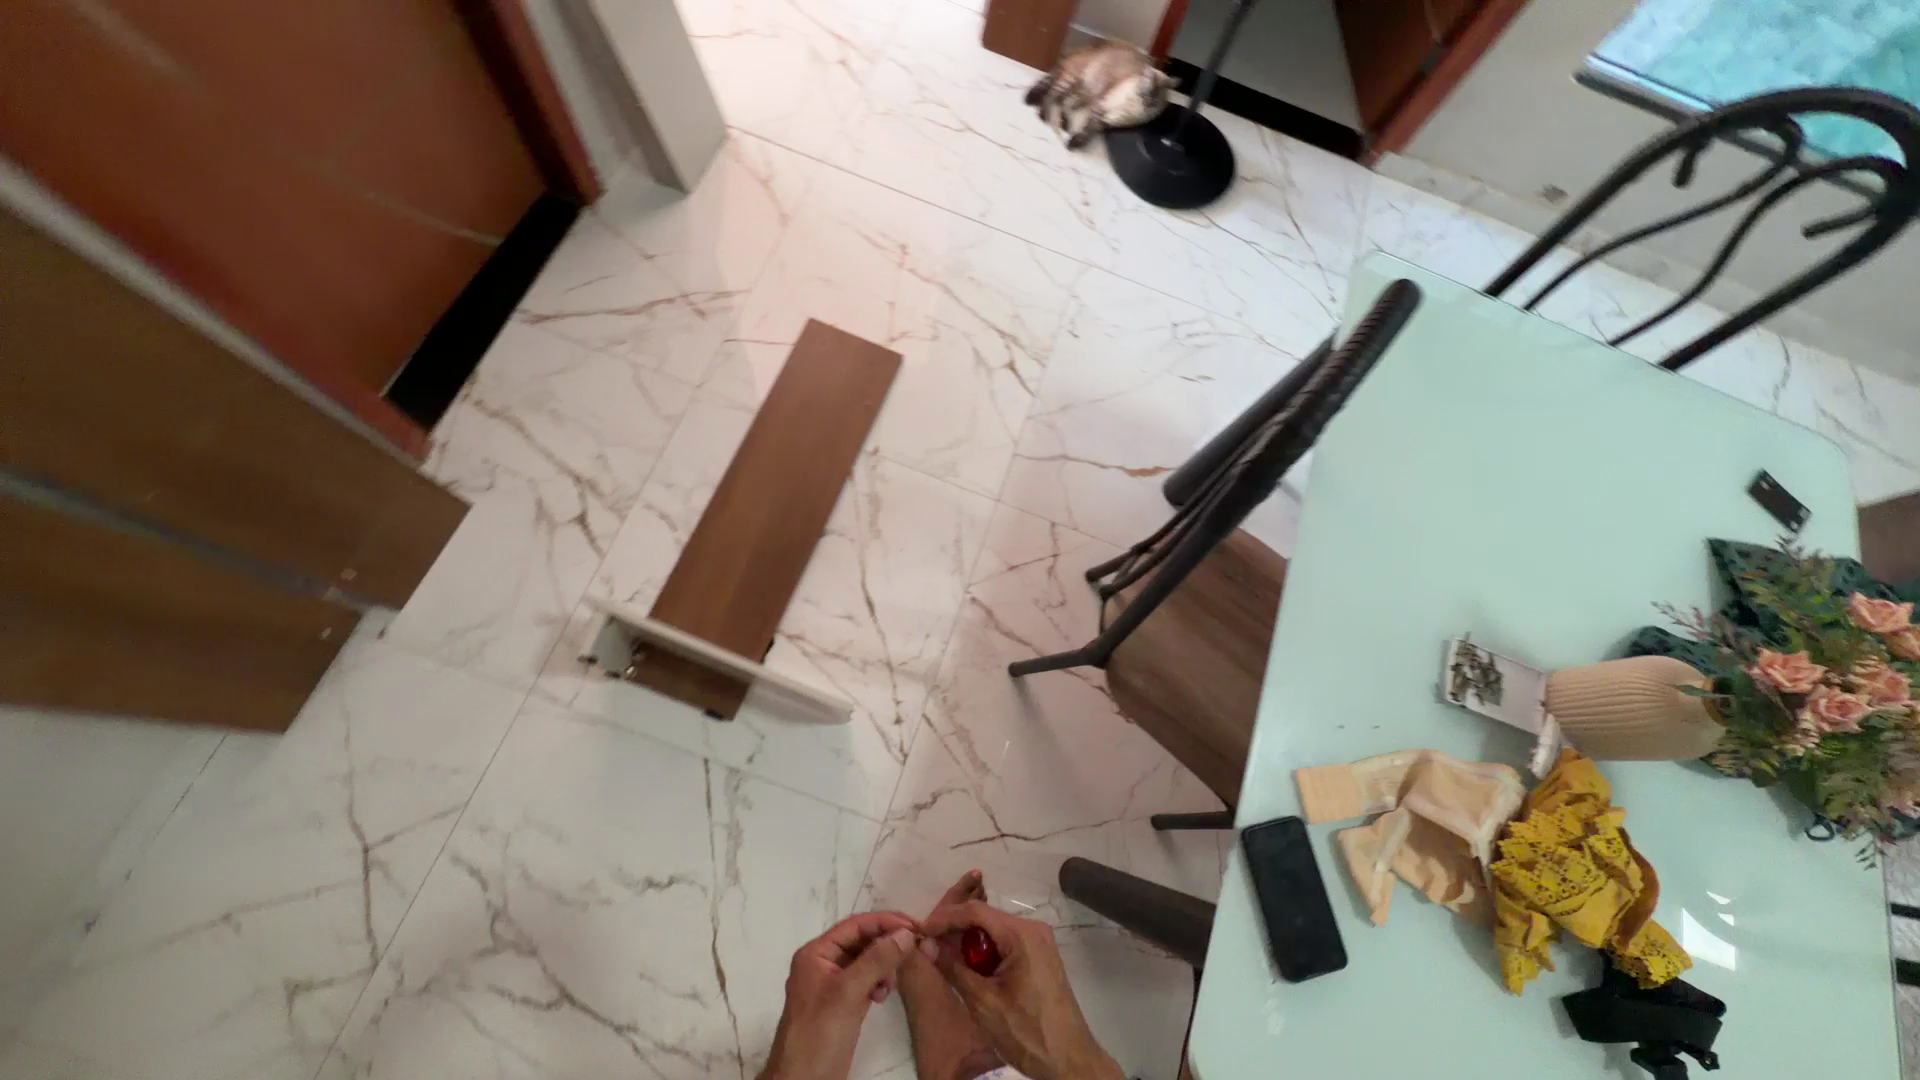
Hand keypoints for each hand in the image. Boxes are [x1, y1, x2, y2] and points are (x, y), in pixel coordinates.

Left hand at [759, 912, 918, 1079]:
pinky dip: (877, 983)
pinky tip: (884, 994)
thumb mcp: (848, 993)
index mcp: (816, 953)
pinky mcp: (842, 1005)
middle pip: (861, 941)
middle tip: (914, 949)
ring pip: (865, 961)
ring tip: (892, 982)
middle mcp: (823, 963)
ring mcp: (832, 985)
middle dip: (886, 944)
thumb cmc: (819, 1035)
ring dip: (883, 966)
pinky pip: (865, 981)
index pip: (855, 925)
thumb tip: (906, 933)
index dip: (884, 922)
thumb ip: (876, 960)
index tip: (914, 926)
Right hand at [922, 901, 1122, 1079]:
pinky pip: (1006, 944)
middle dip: (956, 931)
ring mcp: (1039, 942)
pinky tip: (970, 970)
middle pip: (986, 918)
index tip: (921, 932)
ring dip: (970, 944)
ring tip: (945, 959)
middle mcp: (1033, 929)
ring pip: (994, 931)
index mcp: (1022, 934)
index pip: (975, 912)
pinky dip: (986, 954)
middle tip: (930, 947)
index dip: (944, 919)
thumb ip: (953, 968)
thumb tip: (926, 945)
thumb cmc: (1027, 1032)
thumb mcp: (983, 1002)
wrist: (1070, 1061)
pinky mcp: (1040, 956)